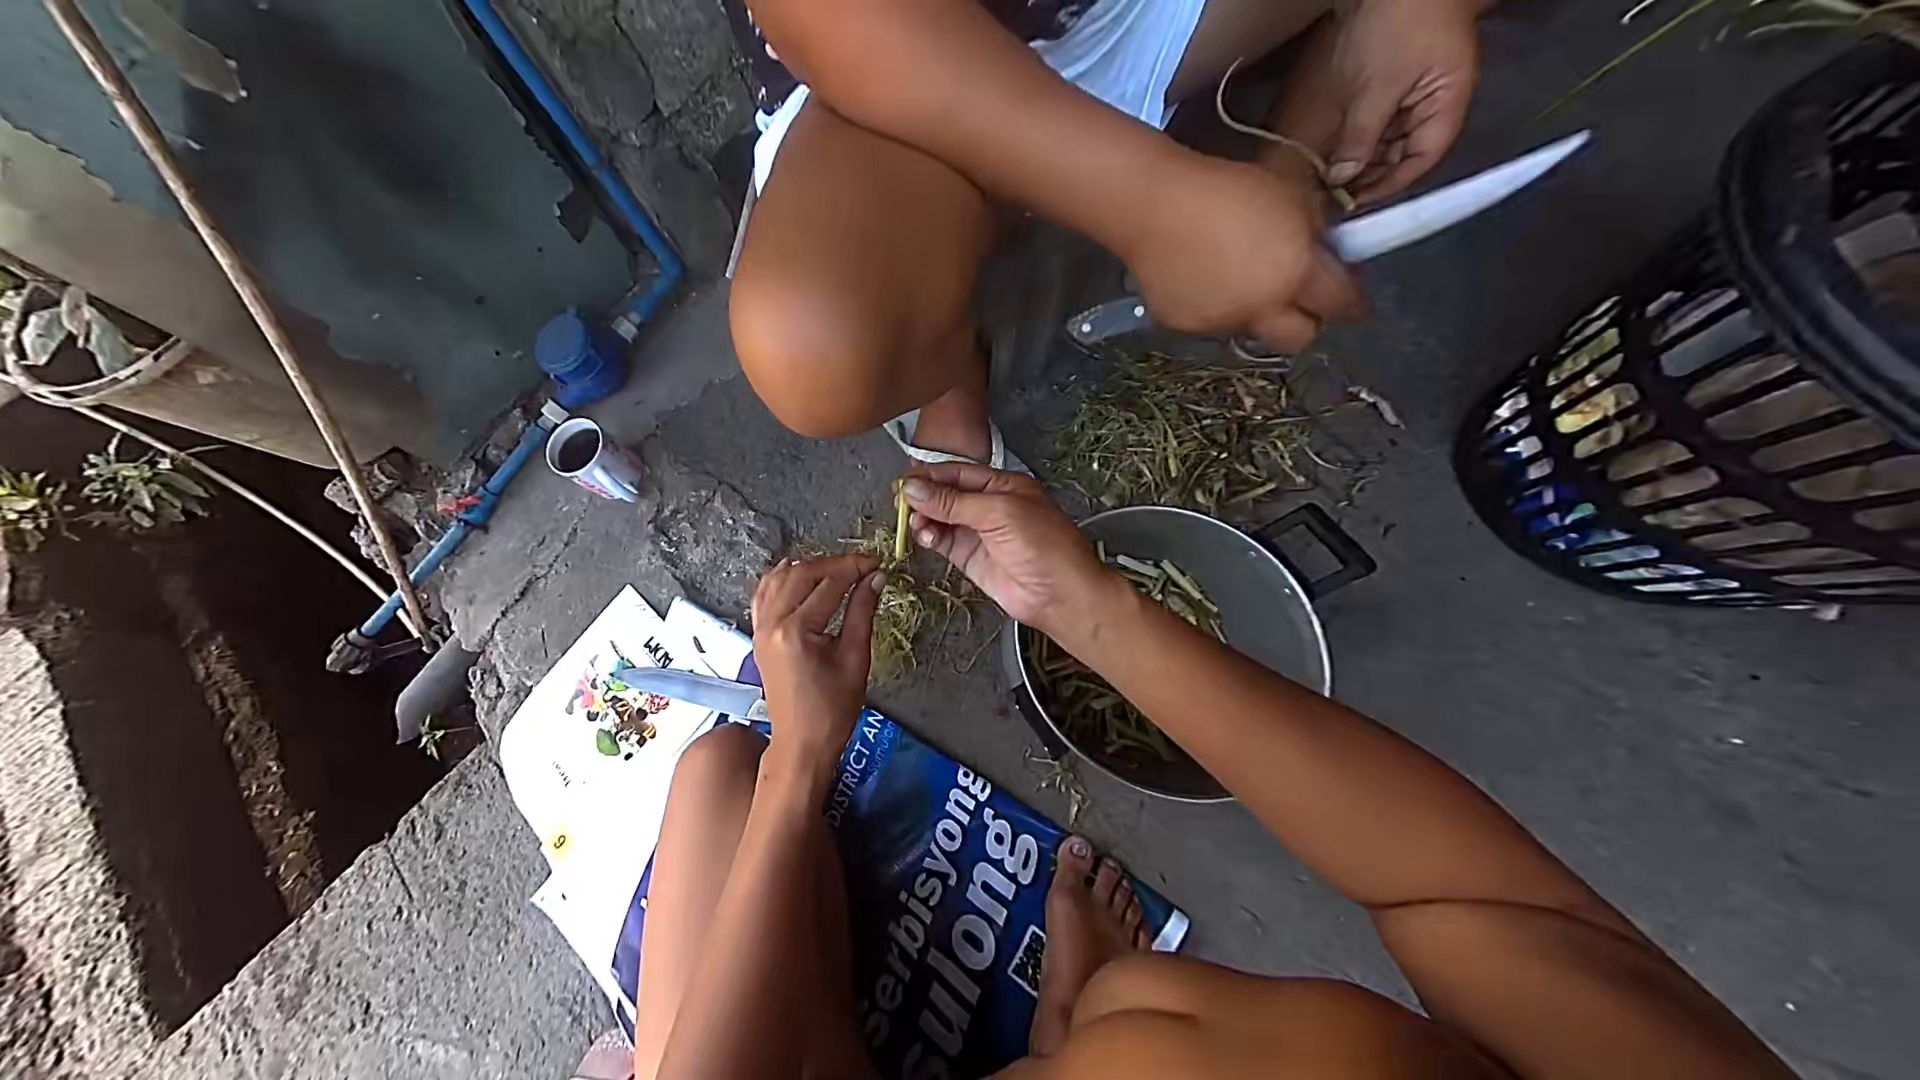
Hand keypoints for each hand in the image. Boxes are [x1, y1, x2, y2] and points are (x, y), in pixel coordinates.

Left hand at [750, 554, 882, 767]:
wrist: (802, 743)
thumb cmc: (833, 708)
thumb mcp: (855, 657)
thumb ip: (862, 612)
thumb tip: (876, 579)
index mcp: (797, 630)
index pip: (830, 583)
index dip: (856, 569)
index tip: (878, 564)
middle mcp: (772, 624)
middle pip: (802, 574)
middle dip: (834, 564)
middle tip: (863, 565)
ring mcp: (761, 629)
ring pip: (780, 580)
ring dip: (809, 567)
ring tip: (837, 567)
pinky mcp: (759, 636)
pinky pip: (764, 596)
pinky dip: (779, 579)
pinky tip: (792, 569)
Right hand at [900, 463, 1114, 639]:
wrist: (1060, 595)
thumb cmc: (1045, 546)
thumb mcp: (998, 512)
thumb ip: (953, 501)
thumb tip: (915, 489)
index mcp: (1003, 485)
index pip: (958, 473)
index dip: (931, 476)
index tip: (905, 480)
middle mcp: (989, 506)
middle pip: (946, 495)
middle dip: (923, 497)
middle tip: (902, 502)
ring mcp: (979, 532)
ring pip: (940, 518)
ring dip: (924, 518)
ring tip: (916, 523)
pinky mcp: (970, 557)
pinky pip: (943, 541)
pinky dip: (930, 537)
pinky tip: (926, 537)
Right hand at [1124, 155, 1362, 353]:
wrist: (1157, 208)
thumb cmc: (1225, 190)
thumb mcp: (1291, 197)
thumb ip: (1315, 234)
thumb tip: (1324, 254)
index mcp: (1295, 274)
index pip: (1340, 303)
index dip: (1352, 303)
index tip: (1354, 302)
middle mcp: (1260, 309)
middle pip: (1298, 339)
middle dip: (1306, 323)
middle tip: (1300, 302)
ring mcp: (1220, 323)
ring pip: (1251, 330)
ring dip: (1255, 311)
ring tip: (1237, 278)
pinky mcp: (1185, 326)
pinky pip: (1210, 324)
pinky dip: (1213, 308)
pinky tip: (1202, 281)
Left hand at [1325, 0, 1480, 203]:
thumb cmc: (1399, 19)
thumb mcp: (1377, 87)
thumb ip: (1362, 137)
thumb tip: (1344, 177)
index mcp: (1447, 101)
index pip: (1422, 160)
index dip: (1390, 185)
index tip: (1355, 201)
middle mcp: (1434, 102)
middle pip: (1403, 156)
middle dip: (1369, 176)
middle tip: (1332, 195)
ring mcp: (1413, 92)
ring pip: (1387, 144)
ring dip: (1359, 162)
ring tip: (1327, 180)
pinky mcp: (1392, 84)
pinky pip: (1376, 125)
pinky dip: (1356, 141)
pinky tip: (1333, 155)